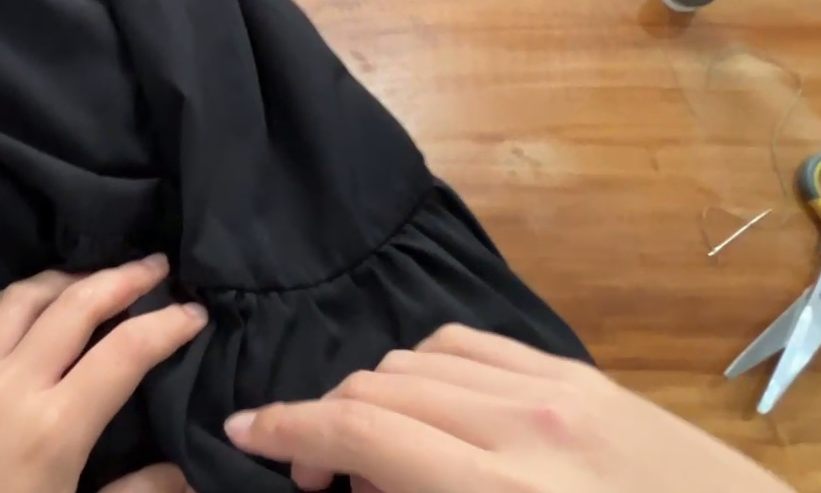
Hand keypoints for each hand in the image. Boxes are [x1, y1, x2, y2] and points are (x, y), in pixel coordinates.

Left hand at [0, 255, 206, 492]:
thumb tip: (187, 473)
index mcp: (54, 429)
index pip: (124, 354)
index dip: (166, 325)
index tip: (194, 311)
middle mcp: (10, 385)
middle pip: (75, 307)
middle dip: (122, 279)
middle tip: (154, 265)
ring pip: (20, 298)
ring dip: (63, 279)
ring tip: (92, 277)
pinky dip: (1, 298)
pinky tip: (18, 299)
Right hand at [223, 324, 794, 492]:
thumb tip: (356, 489)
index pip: (362, 433)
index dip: (289, 429)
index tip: (244, 430)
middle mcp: (525, 427)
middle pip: (376, 389)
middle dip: (327, 426)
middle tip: (324, 480)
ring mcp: (554, 388)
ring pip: (410, 360)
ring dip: (373, 399)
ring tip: (380, 449)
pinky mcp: (577, 372)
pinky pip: (462, 342)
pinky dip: (422, 369)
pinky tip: (432, 406)